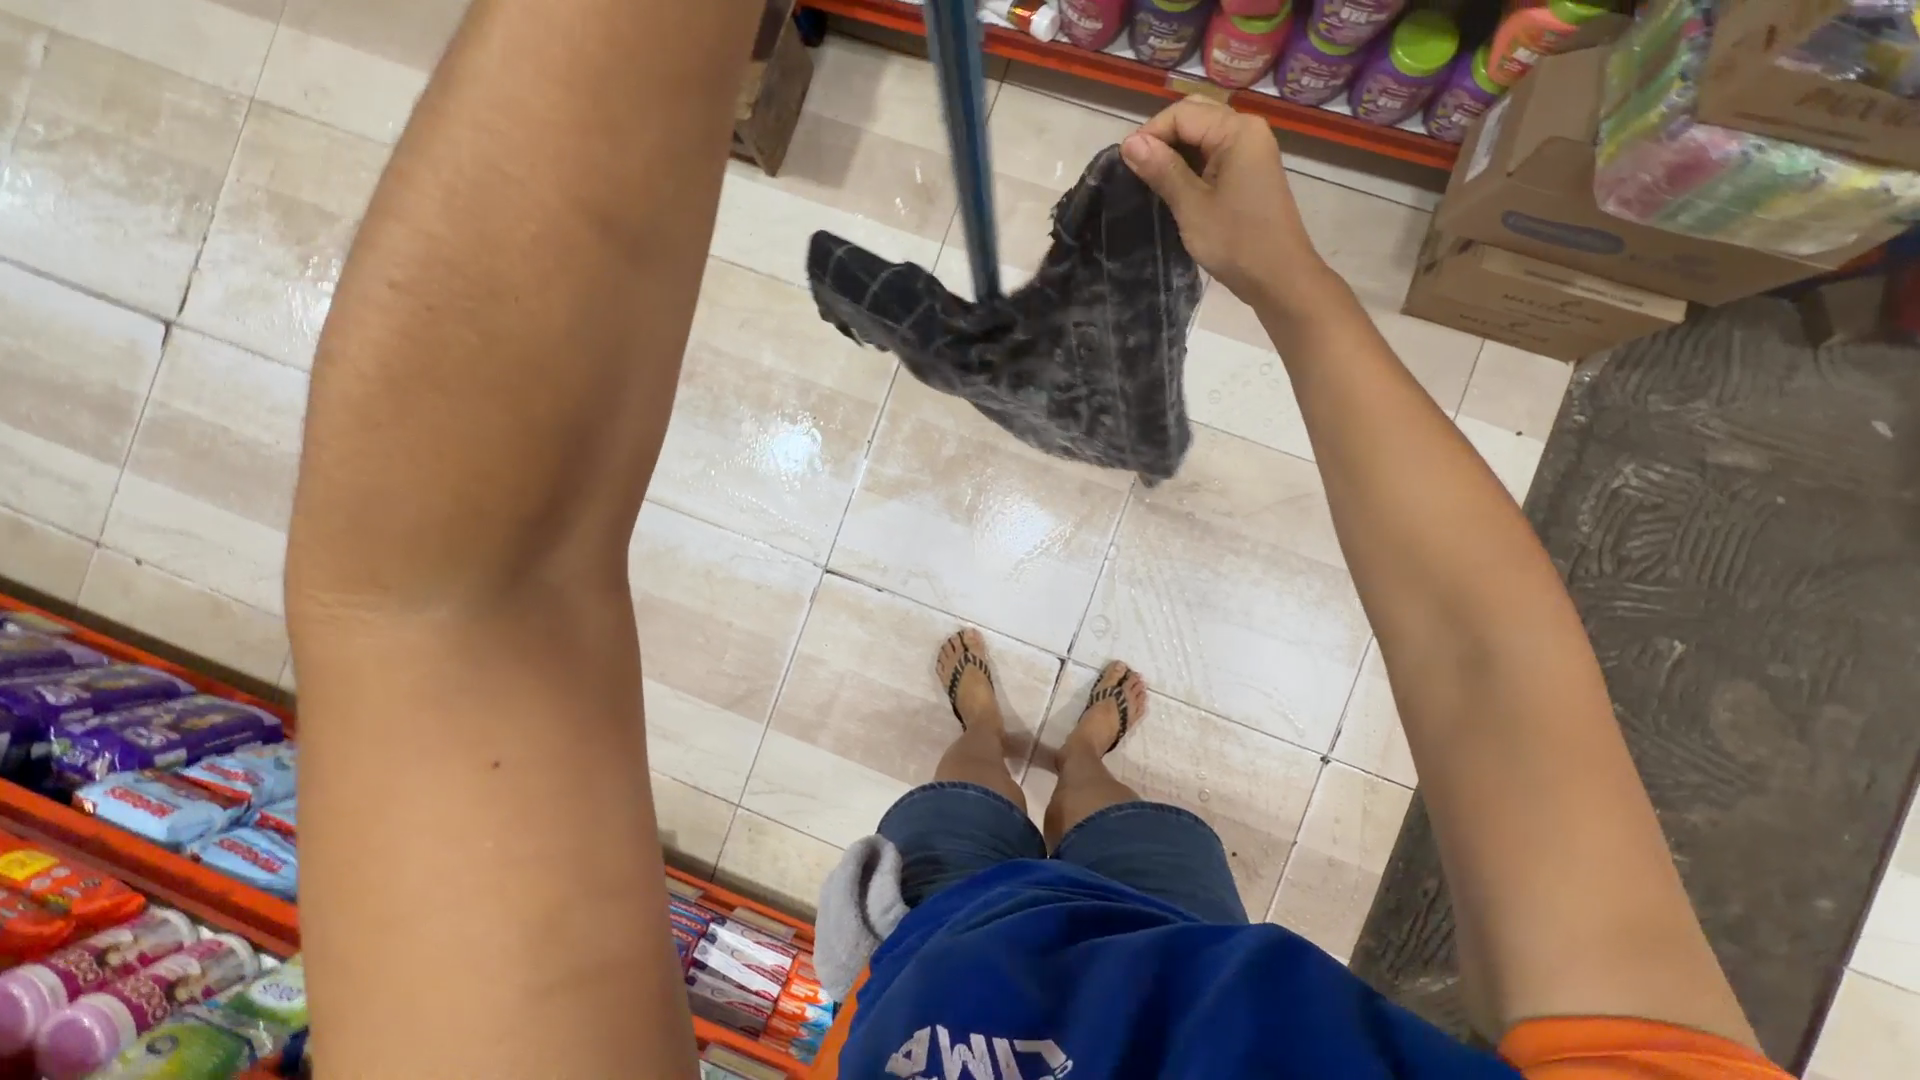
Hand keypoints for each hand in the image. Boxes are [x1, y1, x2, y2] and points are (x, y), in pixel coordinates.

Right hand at [1120, 96, 1330, 306]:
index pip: (1183, 113)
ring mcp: (1251, 150)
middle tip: (1137, 169)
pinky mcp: (1250, 171)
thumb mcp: (1192, 207)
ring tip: (1151, 180)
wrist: (1279, 277)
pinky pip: (1214, 154)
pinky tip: (1175, 186)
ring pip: (1204, 135)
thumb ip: (1162, 170)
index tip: (1125, 163)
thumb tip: (1129, 144)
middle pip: (1195, 116)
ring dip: (1175, 152)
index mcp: (1237, 131)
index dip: (1150, 133)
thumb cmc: (1236, 242)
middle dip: (1162, 138)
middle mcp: (1247, 130)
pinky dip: (1191, 164)